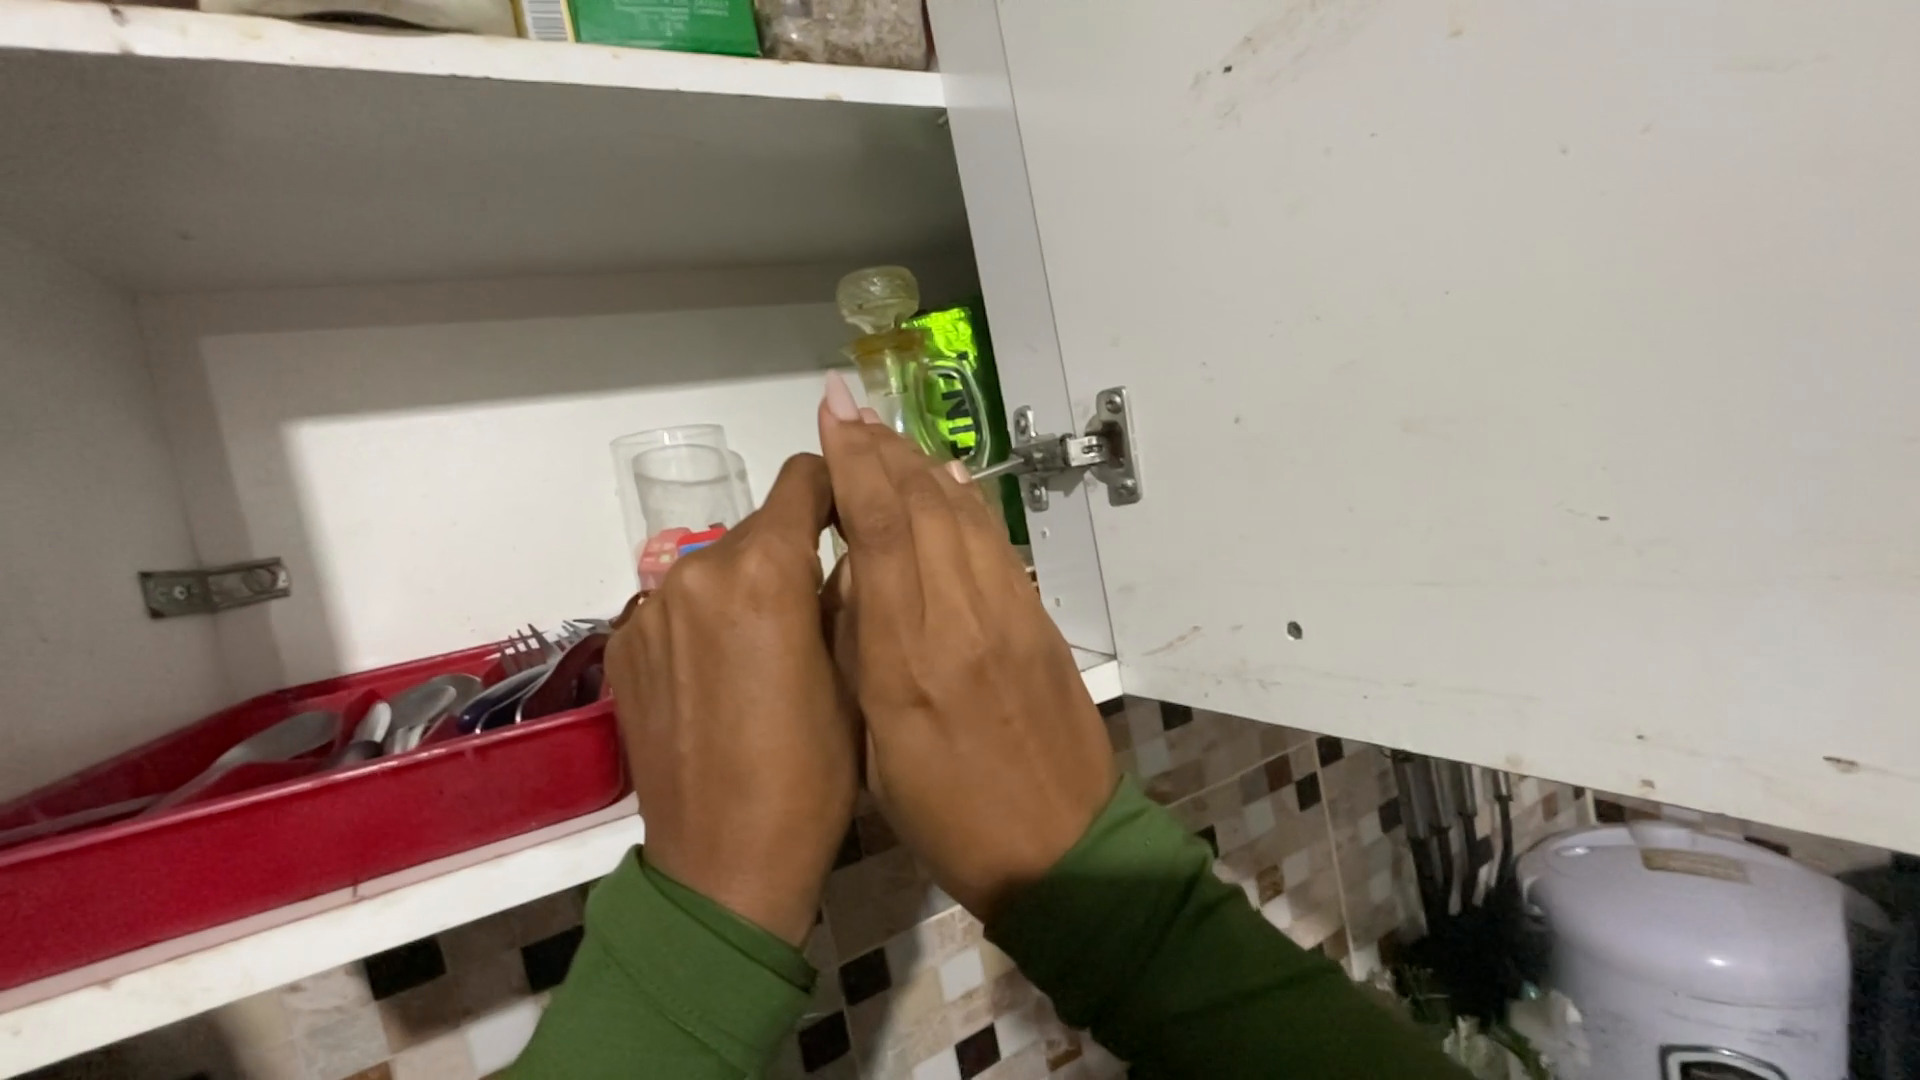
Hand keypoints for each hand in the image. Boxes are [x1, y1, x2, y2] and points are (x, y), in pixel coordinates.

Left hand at [606, 454, 855, 945]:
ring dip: (747, 586)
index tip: (852, 520)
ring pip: (716, 565)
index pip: (803, 479)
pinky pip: (678, 605)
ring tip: (768, 648)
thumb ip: (848, 592)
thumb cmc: (813, 774)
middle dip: (793, 551)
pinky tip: (720, 676)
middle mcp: (696, 572)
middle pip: (759, 527)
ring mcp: (649, 609)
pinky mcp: (622, 645)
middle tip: (818, 605)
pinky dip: (705, 618)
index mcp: (765, 573)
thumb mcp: (854, 675)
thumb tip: (848, 547)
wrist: (724, 864)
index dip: (836, 489)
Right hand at [817, 374, 1114, 920]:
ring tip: (888, 435)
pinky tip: (948, 482)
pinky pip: (996, 543)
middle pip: (923, 506)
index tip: (833, 416)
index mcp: (909, 656)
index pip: (881, 529)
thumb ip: (862, 654)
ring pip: (962, 515)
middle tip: (851, 410)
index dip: (856, 462)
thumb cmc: (951, 817)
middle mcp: (962, 617)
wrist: (1062, 847)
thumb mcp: (878, 749)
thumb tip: (857, 576)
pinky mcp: (1038, 620)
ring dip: (922, 465)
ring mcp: (1009, 613)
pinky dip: (967, 502)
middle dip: (883, 449)